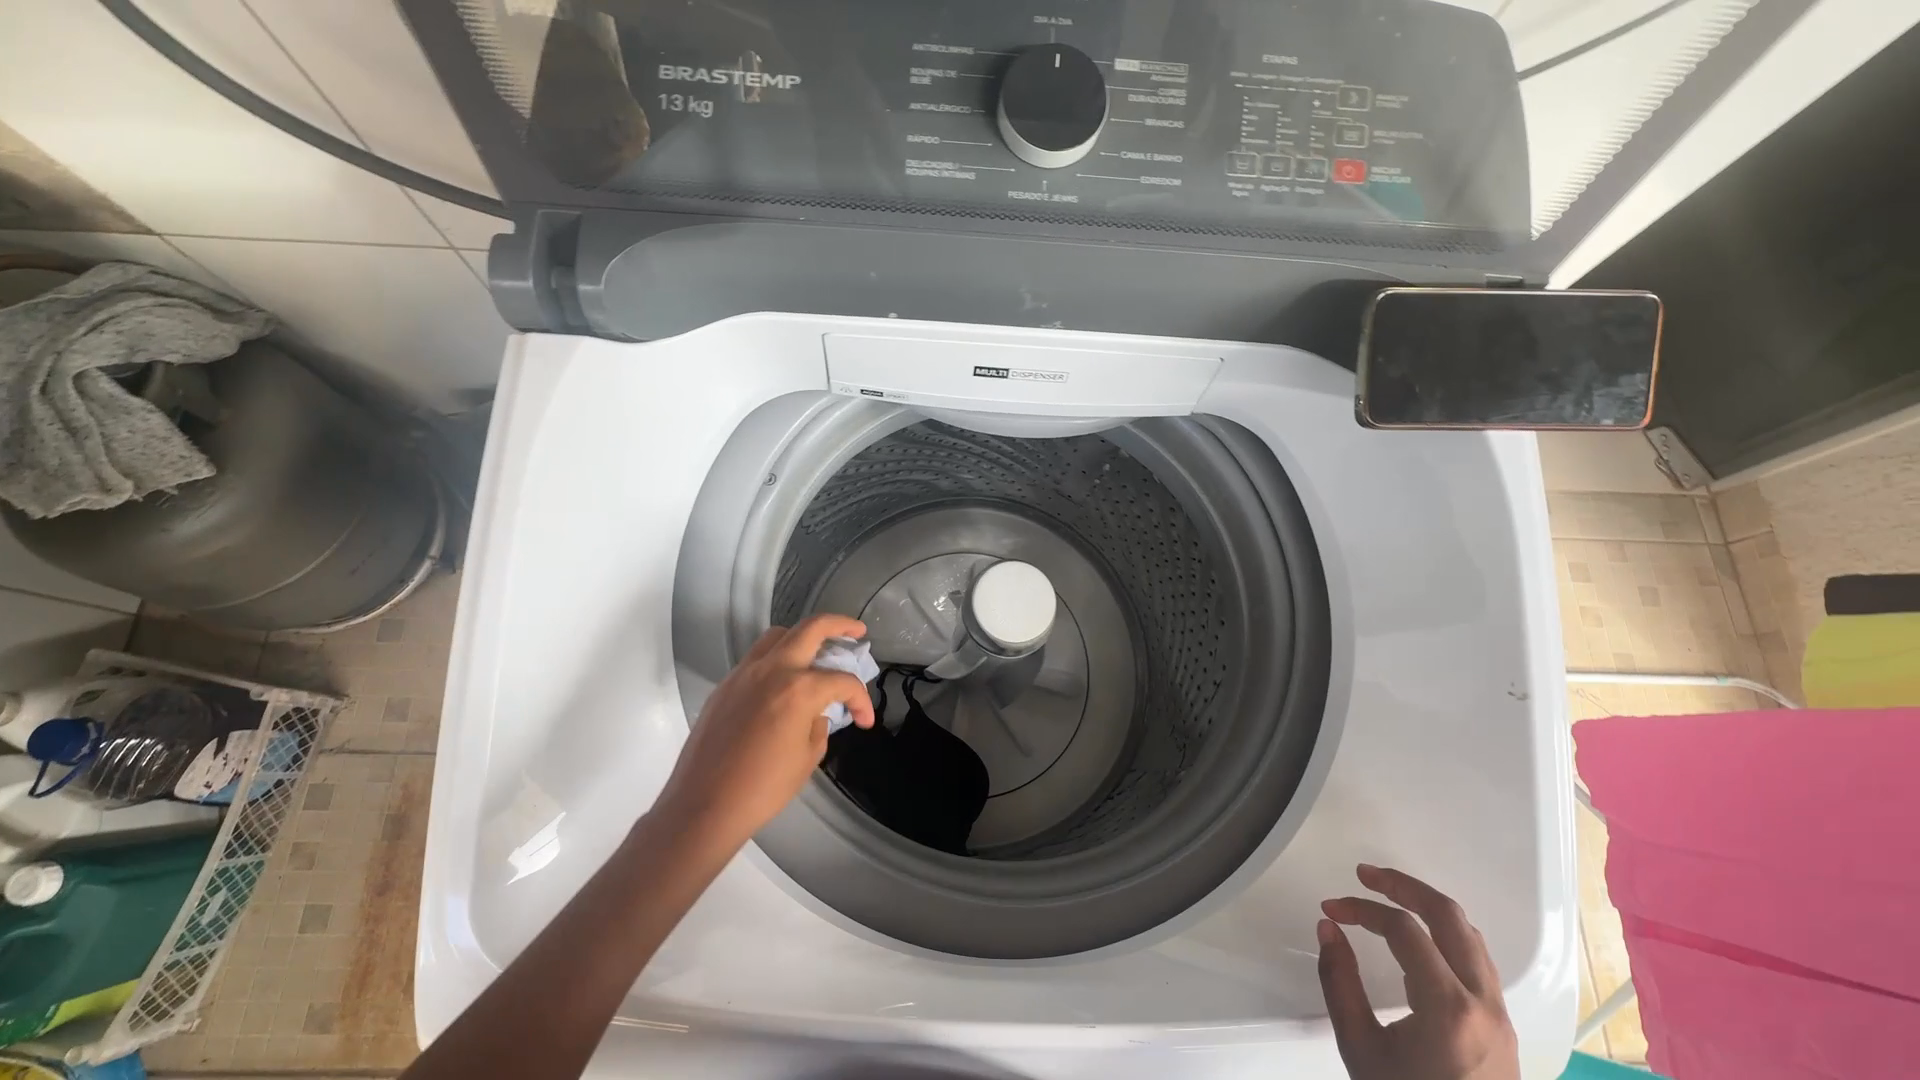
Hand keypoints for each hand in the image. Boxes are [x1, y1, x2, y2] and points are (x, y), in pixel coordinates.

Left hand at [655, 614, 876, 847]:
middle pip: (811, 628)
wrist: (704, 804)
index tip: (865, 720)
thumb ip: (819, 726)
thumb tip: (816, 714)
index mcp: (799, 689)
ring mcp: (744, 674)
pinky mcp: (725, 686)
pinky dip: (776, 658)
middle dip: (839, 625)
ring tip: (817, 651)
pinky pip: (756, 658)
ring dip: (802, 636)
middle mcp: (772, 670)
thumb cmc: (764, 787)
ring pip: (778, 636)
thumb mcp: (808, 758)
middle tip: (856, 632)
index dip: (861, 699)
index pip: (842, 681)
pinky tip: (783, 681)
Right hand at [1318, 865, 1519, 1079]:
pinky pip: (1479, 961)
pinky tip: (1420, 942)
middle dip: (1404, 886)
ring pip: (1471, 936)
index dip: (1363, 908)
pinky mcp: (1504, 1027)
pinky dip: (1447, 935)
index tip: (1333, 908)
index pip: (1403, 929)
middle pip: (1449, 916)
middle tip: (1366, 875)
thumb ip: (1339, 982)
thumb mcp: (1359, 1048)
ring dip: (1429, 908)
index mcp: (1447, 1006)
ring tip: (1391, 898)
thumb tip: (1329, 929)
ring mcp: (1500, 1015)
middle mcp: (1483, 1001)